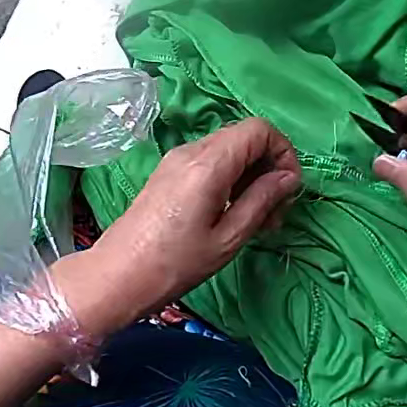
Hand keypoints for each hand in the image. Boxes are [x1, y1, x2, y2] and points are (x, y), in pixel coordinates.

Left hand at [52, 118, 300, 337]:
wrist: (117, 276)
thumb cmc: (174, 264)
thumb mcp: (228, 238)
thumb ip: (262, 200)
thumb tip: (289, 178)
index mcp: (208, 163)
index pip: (260, 130)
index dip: (283, 152)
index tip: (289, 189)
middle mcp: (191, 151)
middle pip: (245, 137)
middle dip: (269, 168)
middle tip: (275, 213)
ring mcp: (177, 159)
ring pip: (229, 150)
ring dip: (251, 176)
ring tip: (257, 220)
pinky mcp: (169, 172)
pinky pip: (210, 162)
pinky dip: (230, 180)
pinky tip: (231, 214)